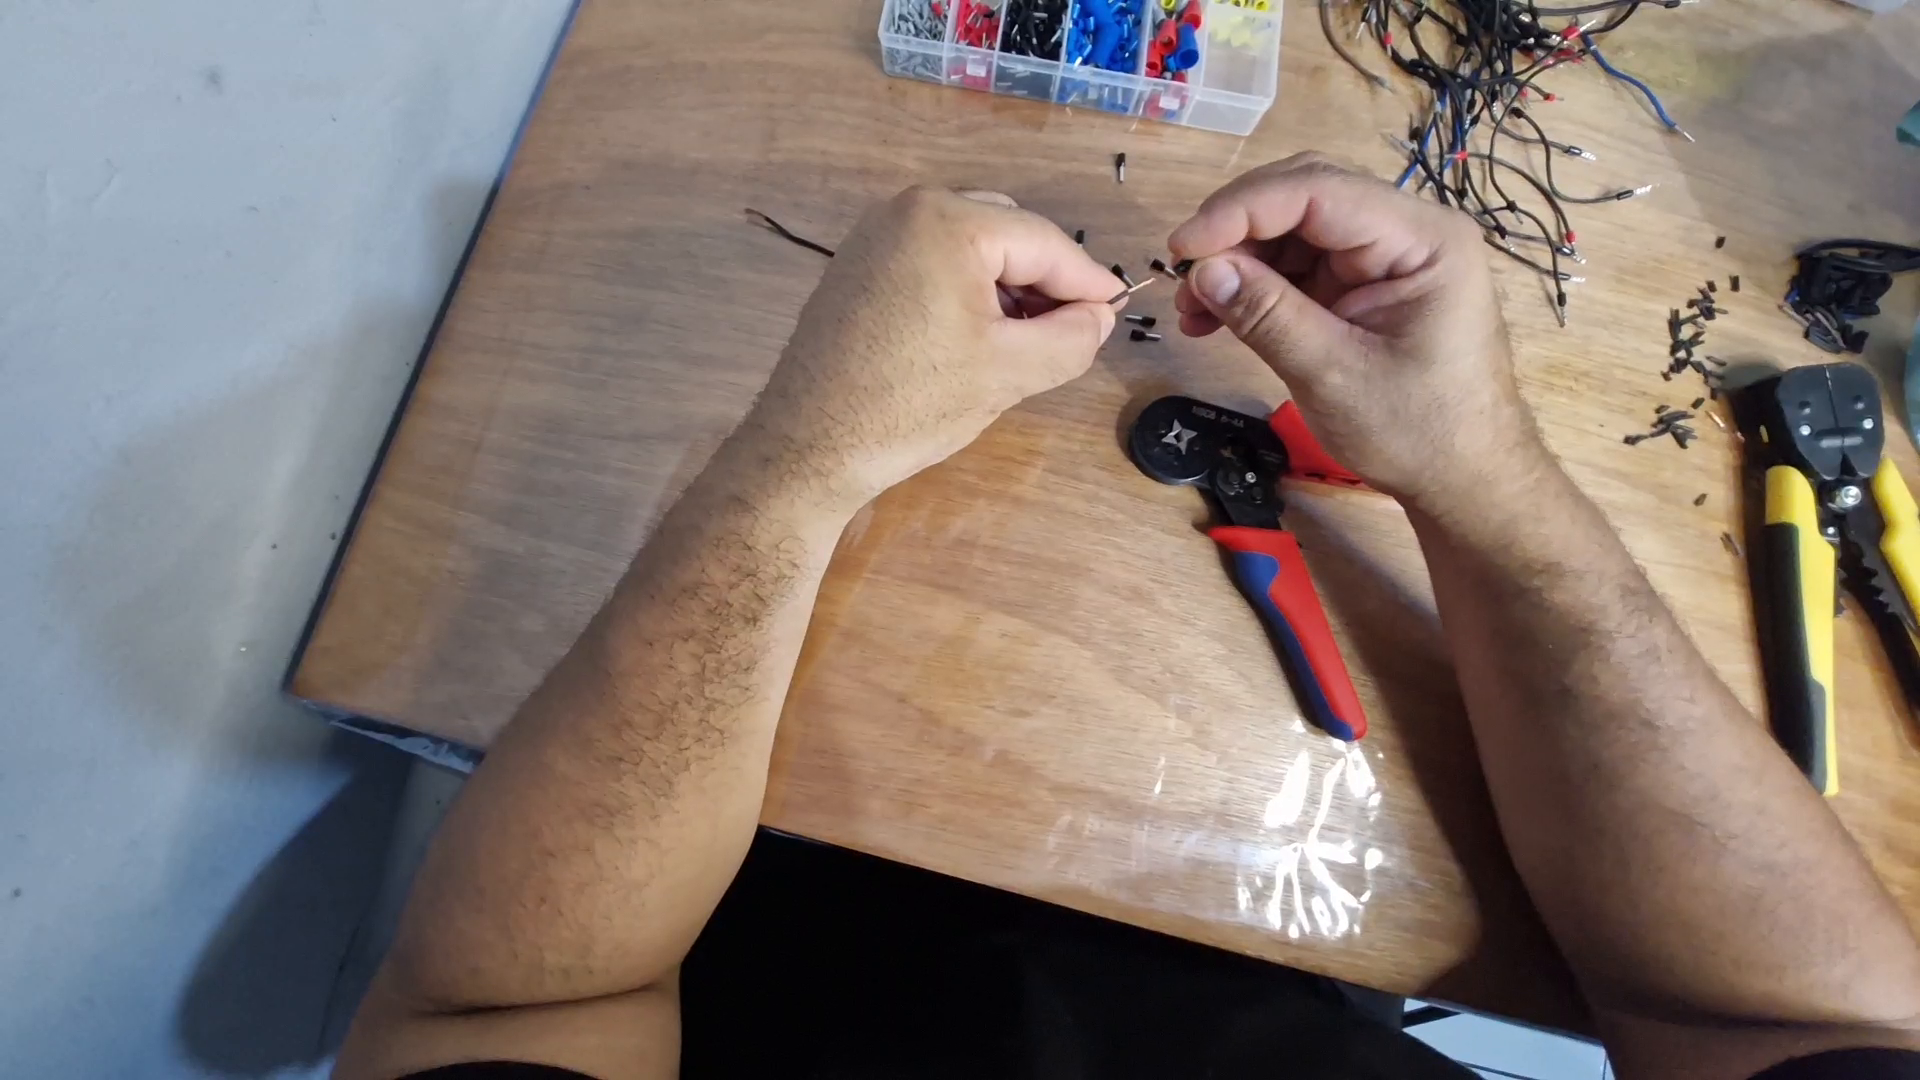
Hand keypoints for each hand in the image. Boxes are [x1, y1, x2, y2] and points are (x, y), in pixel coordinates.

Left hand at [743, 187, 1119, 510]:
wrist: (807, 447)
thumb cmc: (909, 406)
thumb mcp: (1007, 373)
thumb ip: (1071, 339)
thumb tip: (1100, 316)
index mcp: (946, 220)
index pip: (1043, 242)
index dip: (1087, 280)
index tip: (1116, 309)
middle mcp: (905, 210)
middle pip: (1006, 237)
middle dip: (1043, 285)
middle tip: (1067, 334)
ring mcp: (873, 238)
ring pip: (969, 252)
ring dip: (1006, 292)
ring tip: (1023, 344)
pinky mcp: (857, 270)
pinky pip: (931, 267)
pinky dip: (965, 295)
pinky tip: (974, 340)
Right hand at [1168, 153, 1549, 511]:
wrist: (1457, 474)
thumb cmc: (1413, 429)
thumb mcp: (1332, 374)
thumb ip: (1268, 316)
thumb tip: (1200, 272)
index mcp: (1420, 240)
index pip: (1319, 193)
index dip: (1241, 210)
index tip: (1181, 247)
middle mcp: (1401, 234)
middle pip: (1303, 198)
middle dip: (1235, 231)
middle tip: (1183, 276)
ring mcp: (1377, 261)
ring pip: (1290, 233)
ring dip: (1234, 262)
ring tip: (1192, 309)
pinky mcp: (1356, 289)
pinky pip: (1293, 270)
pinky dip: (1249, 288)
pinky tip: (1213, 317)